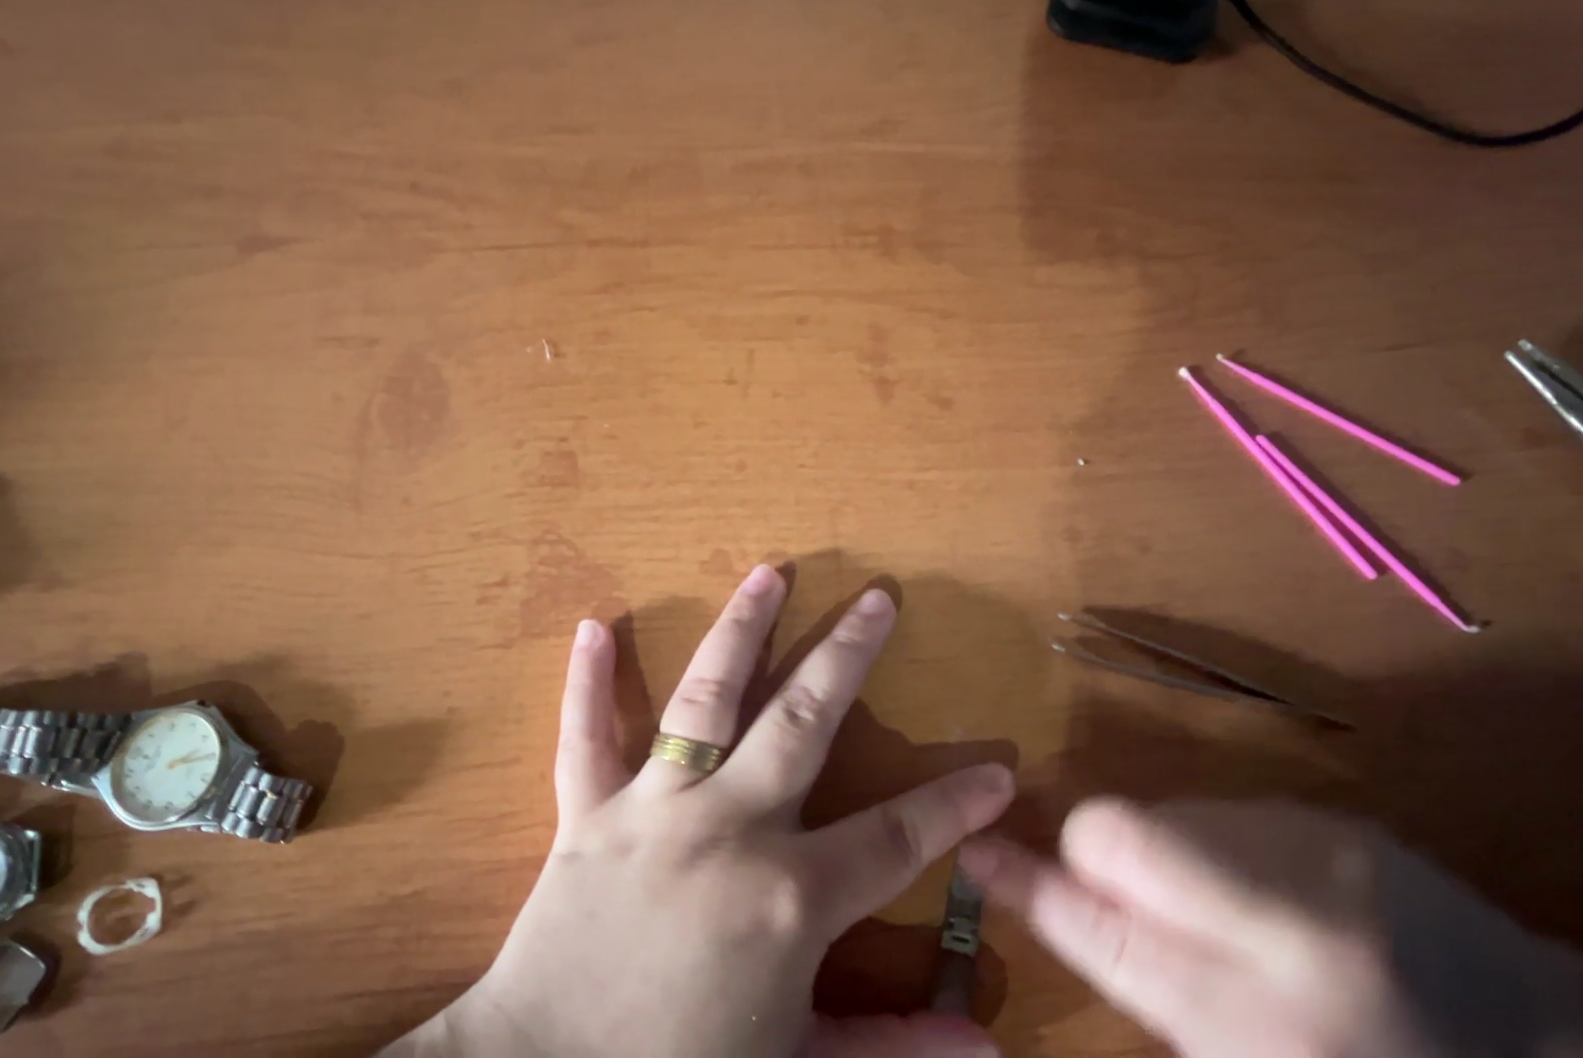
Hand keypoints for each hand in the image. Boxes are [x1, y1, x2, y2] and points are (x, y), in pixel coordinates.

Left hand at [381, 565, 1014, 1057]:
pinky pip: (585, 737)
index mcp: (790, 894)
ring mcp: (655, 808)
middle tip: (878, 598)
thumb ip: (894, 1047)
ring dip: (739, 631)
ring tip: (768, 573)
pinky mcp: (587, 812)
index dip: (952, 805)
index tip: (997, 769)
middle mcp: (729, 828)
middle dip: (847, 655)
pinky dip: (587, 683)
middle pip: (803, 721)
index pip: (895, 836)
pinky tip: (591, 626)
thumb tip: (988, 1048)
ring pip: (704, 701)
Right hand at [962, 798, 1582, 1057]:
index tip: (973, 849)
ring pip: (1159, 811)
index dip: (1021, 879)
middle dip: (1092, 851)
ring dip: (1157, 851)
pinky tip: (1266, 890)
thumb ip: (1147, 983)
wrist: (1554, 1052)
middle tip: (1126, 899)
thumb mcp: (1237, 1055)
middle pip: (1112, 830)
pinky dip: (1211, 843)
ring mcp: (1311, 850)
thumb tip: (1056, 896)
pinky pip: (1216, 808)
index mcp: (1244, 1016)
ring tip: (1219, 909)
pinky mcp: (1334, 817)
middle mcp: (1274, 920)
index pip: (1091, 921)